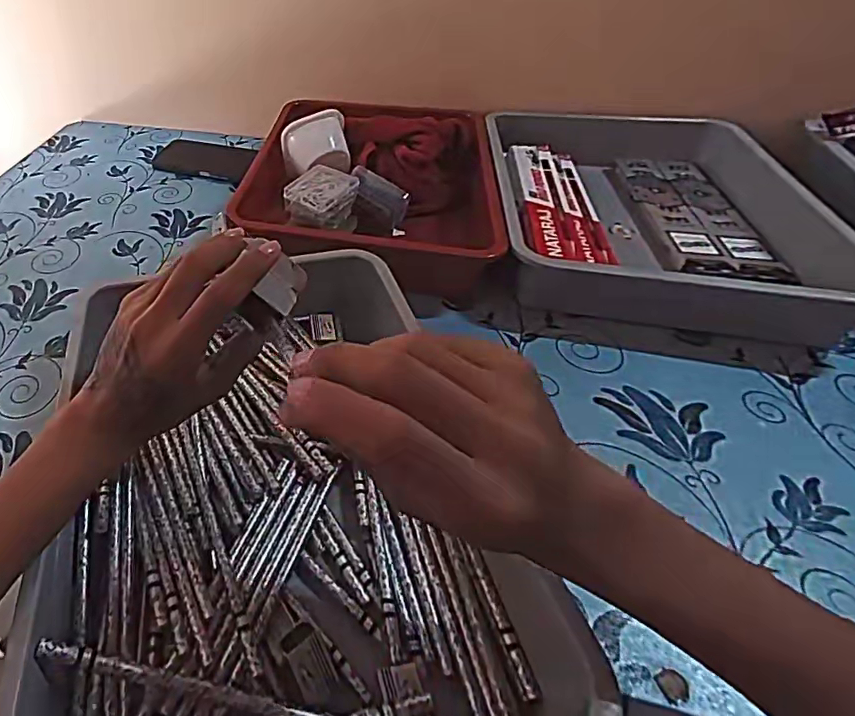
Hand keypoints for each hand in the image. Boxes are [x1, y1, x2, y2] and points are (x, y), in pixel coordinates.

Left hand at [74, 232, 286, 455]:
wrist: (107, 412)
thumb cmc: (159, 408)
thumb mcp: (209, 389)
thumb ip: (239, 354)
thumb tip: (262, 326)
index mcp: (179, 346)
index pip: (219, 294)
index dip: (248, 268)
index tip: (269, 252)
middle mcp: (155, 320)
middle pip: (193, 265)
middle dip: (225, 245)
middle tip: (249, 238)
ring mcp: (137, 306)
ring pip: (177, 264)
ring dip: (207, 249)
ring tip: (231, 243)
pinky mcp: (128, 300)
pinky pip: (164, 274)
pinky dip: (188, 265)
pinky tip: (203, 266)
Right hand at [279, 332, 646, 575]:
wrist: (564, 496)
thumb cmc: (482, 513)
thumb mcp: (423, 507)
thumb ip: (373, 456)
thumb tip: (310, 402)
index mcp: (481, 497)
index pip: (396, 438)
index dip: (336, 409)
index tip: (290, 397)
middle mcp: (505, 438)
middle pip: (403, 379)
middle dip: (338, 365)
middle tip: (299, 368)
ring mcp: (514, 390)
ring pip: (415, 350)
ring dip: (361, 353)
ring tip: (333, 365)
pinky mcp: (513, 359)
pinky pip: (435, 340)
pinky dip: (395, 346)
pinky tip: (381, 362)